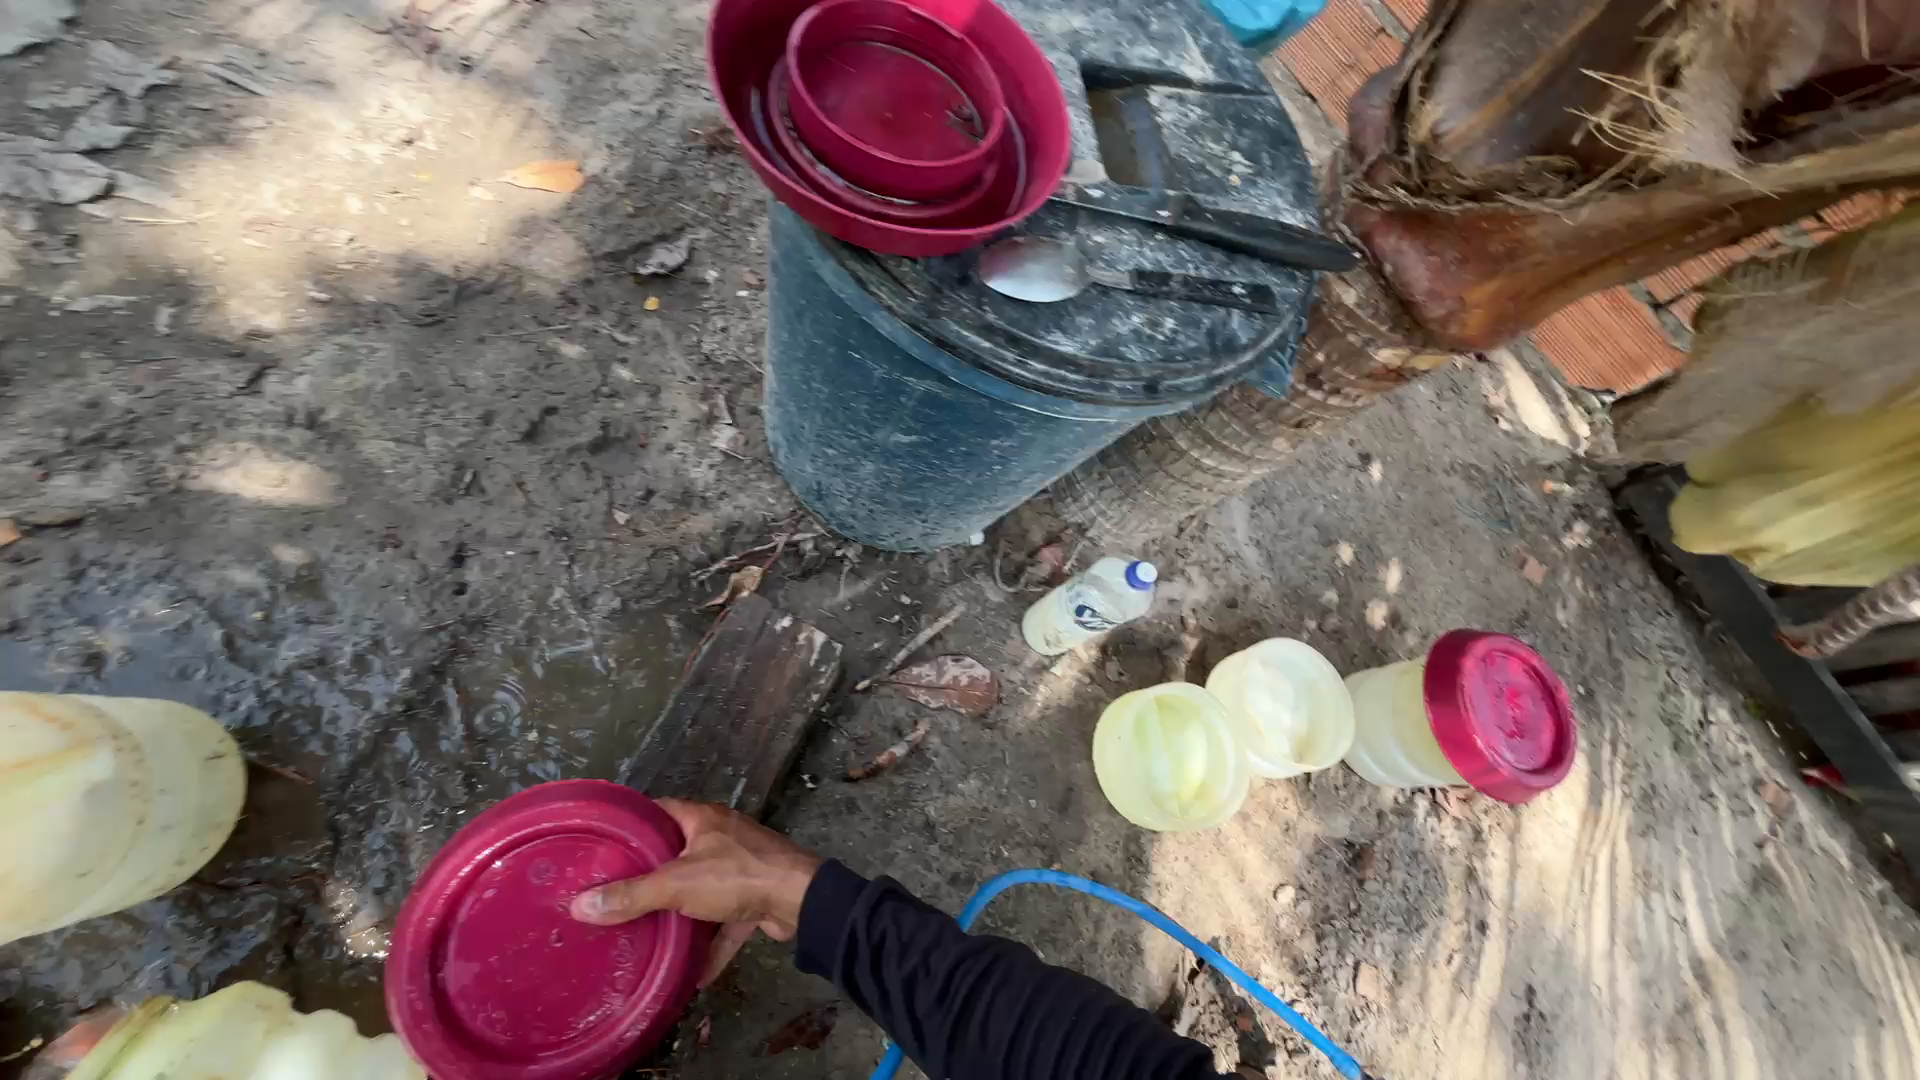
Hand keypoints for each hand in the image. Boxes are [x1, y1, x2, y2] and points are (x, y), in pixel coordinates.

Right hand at [570, 798, 823, 985]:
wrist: (798, 898)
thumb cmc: (737, 875)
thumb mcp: (677, 883)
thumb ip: (632, 894)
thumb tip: (581, 904)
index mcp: (703, 819)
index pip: (659, 811)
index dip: (631, 825)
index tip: (602, 846)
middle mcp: (721, 836)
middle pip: (677, 852)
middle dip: (650, 875)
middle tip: (614, 897)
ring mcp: (741, 865)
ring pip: (701, 887)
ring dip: (680, 911)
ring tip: (646, 932)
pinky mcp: (754, 895)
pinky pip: (724, 921)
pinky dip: (709, 944)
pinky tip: (692, 973)